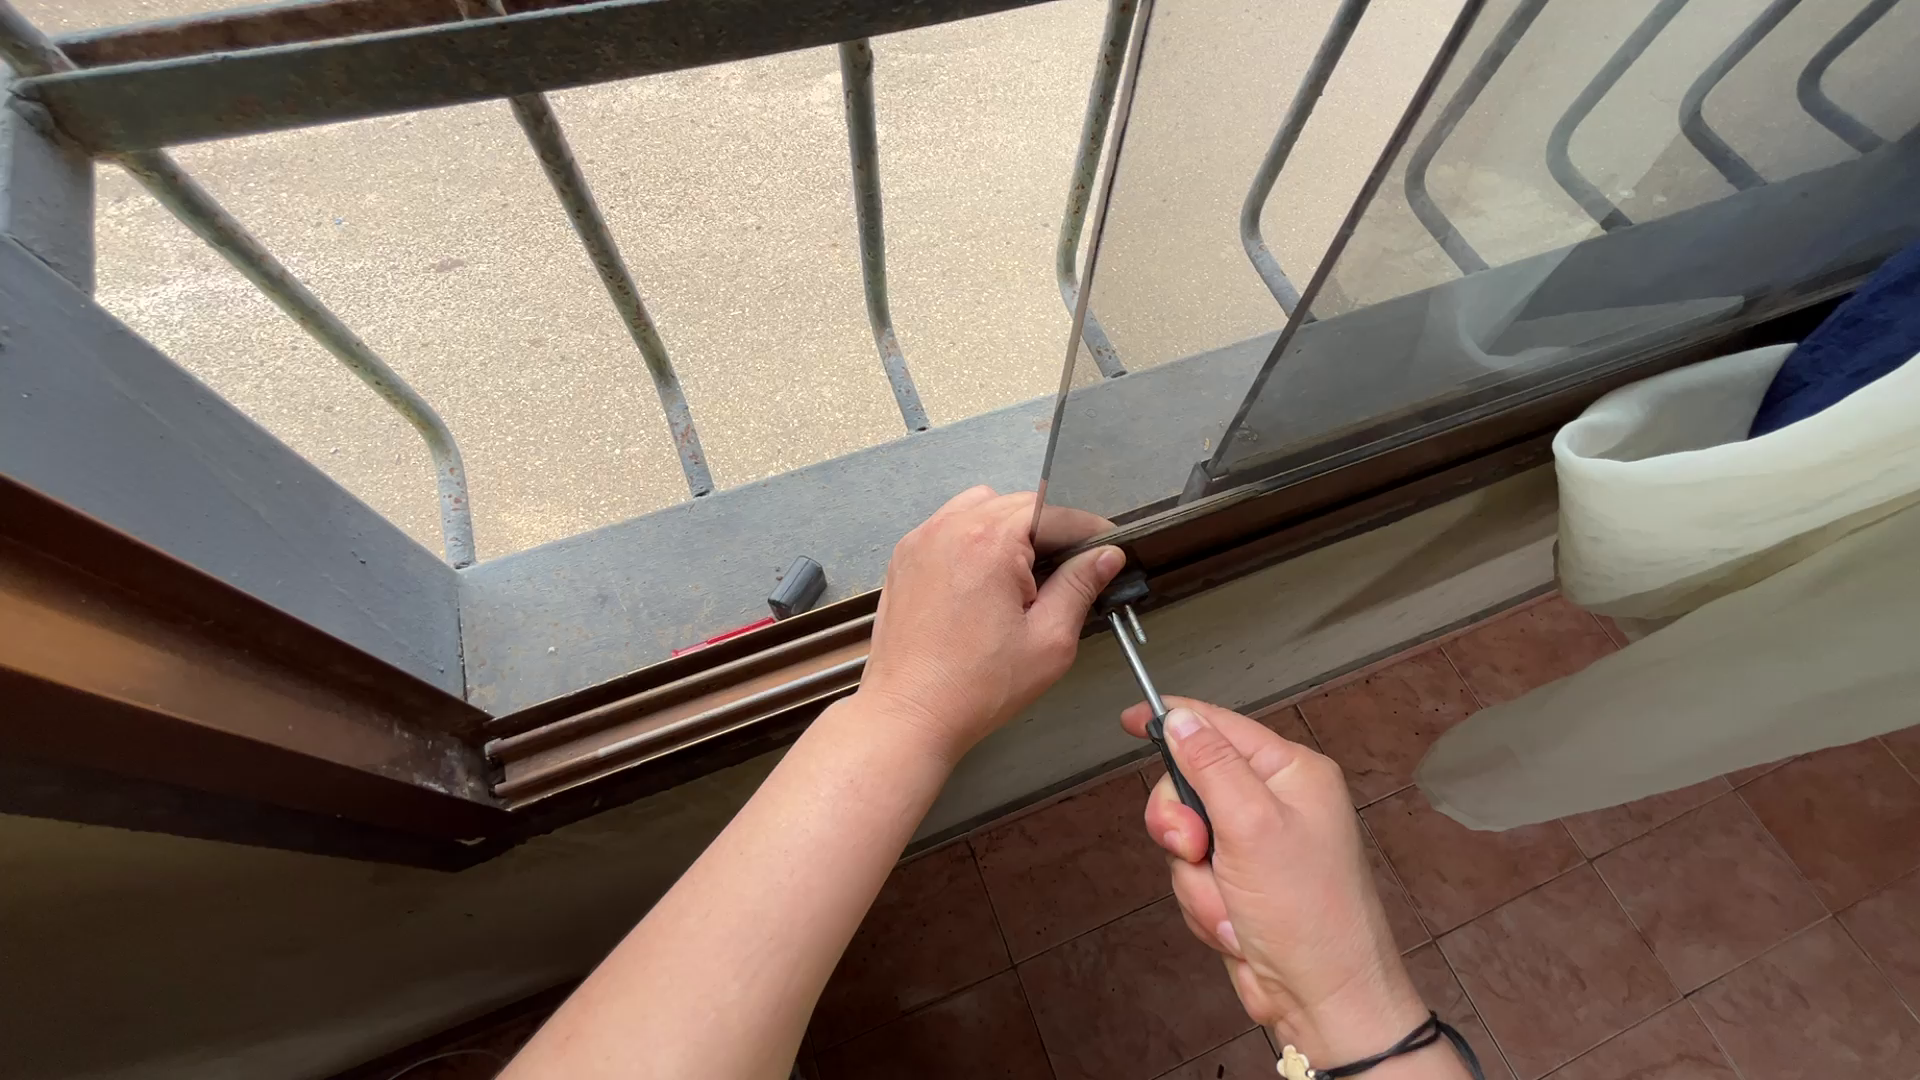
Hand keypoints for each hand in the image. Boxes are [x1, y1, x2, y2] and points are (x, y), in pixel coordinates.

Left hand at [858, 487, 1123, 762]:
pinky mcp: (905, 557)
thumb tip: (1105, 556)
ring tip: (1024, 572)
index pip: (1055, 513)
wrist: (909, 713)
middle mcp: (951, 528)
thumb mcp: (1048, 639)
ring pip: (981, 506)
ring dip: (1010, 527)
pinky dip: (974, 536)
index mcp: (990, 542)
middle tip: (1072, 566)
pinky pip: (949, 525)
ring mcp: (922, 540)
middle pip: (1017, 504)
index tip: (1107, 546)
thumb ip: (1079, 587)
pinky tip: (985, 576)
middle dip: (1051, 528)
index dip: (1089, 529)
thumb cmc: (976, 687)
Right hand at [1126, 698, 1429, 1066]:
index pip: (1218, 725)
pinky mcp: (1240, 880)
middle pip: (1191, 782)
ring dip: (1196, 875)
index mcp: (1291, 772)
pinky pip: (1193, 871)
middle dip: (1183, 824)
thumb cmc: (1308, 915)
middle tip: (1193, 848)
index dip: (1172, 720)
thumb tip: (1178, 717)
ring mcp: (1255, 843)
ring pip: (1186, 833)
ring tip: (1228, 904)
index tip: (1130, 721)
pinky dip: (1203, 899)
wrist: (1326, 1009)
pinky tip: (1233, 925)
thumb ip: (1210, 764)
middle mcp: (1274, 800)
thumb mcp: (1251, 825)